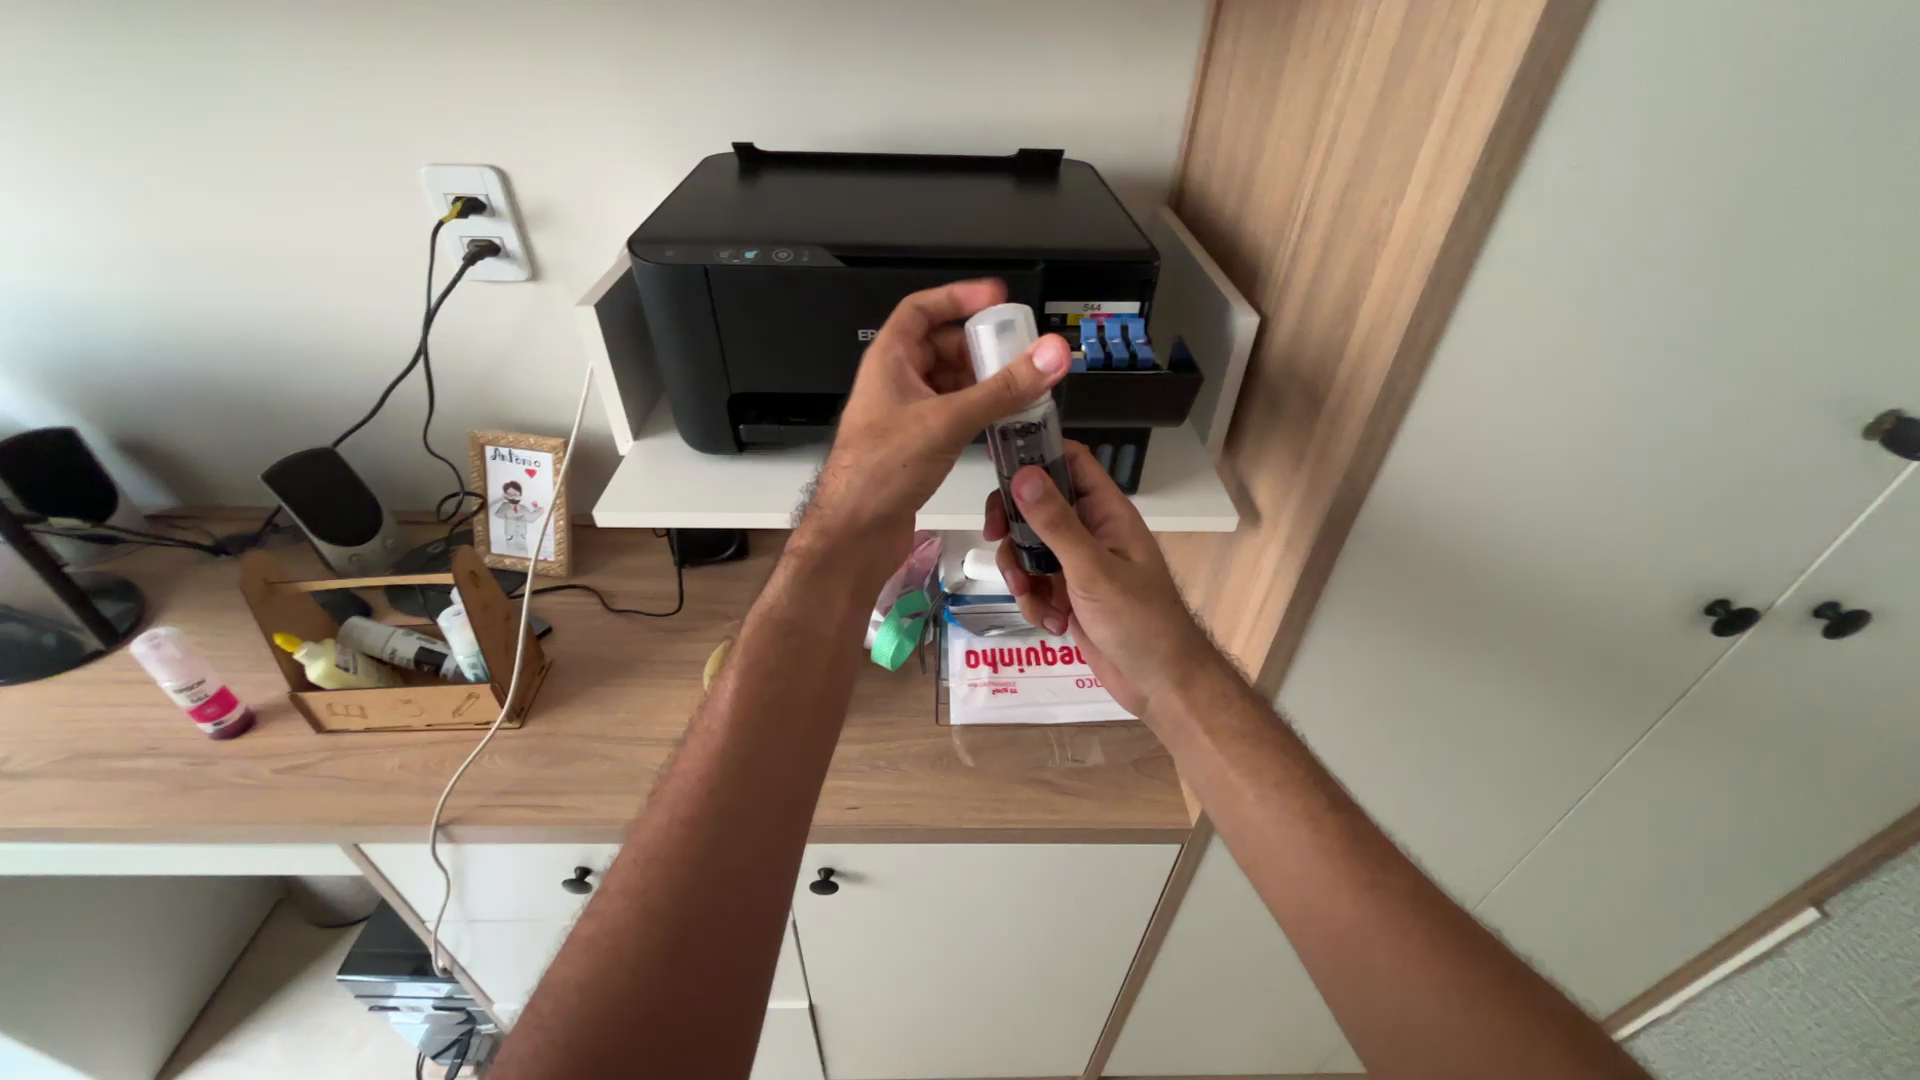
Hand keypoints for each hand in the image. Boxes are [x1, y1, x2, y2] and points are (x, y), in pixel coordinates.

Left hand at [806, 280, 1070, 554]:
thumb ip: (1002, 389)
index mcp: (889, 360)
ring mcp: (905, 414)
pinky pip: (952, 414)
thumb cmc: (878, 472)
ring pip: (950, 383)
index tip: (995, 298)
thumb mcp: (947, 421)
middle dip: (980, 348)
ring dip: (982, 383)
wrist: (854, 532)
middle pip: (942, 346)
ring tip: (1018, 390)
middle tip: (1017, 354)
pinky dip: (977, 412)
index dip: (958, 297)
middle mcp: (895, 383)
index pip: (921, 309)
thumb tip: (1047, 357)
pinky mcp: (916, 444)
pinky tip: (1000, 422)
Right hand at [984, 442, 1220, 717]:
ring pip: (1029, 549)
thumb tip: (1022, 474)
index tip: (997, 464)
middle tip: (994, 537)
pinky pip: (1035, 585)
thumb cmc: (1138, 620)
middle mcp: (1091, 531)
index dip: (1036, 454)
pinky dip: (1034, 603)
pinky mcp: (1067, 595)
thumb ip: (1055, 523)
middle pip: (1036, 505)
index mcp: (1106, 512)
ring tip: (1036, 601)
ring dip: (1021, 574)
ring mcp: (1078, 564)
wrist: (1159, 683)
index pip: (1071, 461)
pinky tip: (1053, 624)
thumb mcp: (1092, 569)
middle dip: (1012, 524)